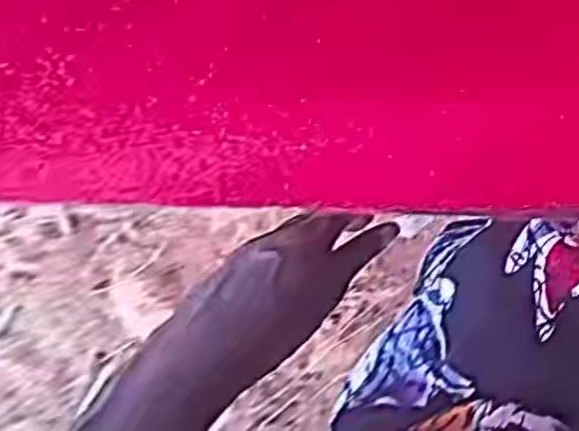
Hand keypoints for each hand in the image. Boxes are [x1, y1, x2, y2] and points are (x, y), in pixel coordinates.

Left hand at [83, 213, 399, 429]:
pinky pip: (256, 262)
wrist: (193, 369)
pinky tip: (277, 288)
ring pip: (282, 243)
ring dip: (303, 248)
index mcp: (304, 234)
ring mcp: (238, 260)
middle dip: (333, 226)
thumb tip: (386, 230)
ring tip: (315, 267)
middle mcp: (271, 239)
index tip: (376, 220)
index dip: (363, 212)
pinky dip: (275, 267)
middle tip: (352, 235)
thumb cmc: (266, 329)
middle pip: (310, 222)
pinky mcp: (215, 282)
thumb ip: (360, 253)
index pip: (343, 209)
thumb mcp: (331, 288)